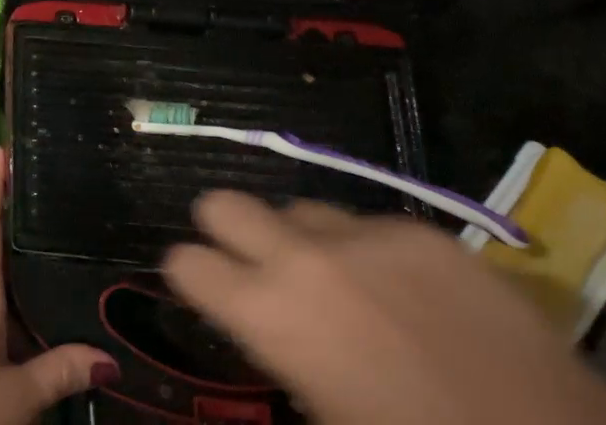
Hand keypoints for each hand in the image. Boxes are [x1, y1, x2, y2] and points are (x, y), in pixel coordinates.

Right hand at [163, 191, 605, 424]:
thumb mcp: (321, 412)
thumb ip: (280, 352)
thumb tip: (270, 328)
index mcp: (266, 314)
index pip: (183, 261)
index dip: (193, 277)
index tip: (214, 292)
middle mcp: (300, 259)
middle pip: (221, 202)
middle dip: (229, 232)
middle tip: (259, 266)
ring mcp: (364, 236)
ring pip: (298, 208)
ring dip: (304, 239)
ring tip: (347, 280)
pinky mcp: (422, 230)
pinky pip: (369, 222)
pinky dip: (372, 250)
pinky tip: (411, 291)